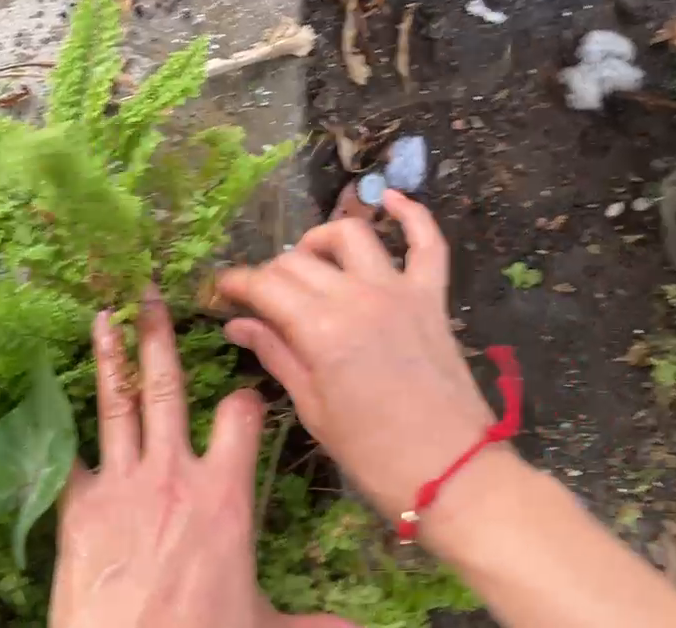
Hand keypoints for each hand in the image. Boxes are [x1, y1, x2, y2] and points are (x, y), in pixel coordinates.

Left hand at [51, 294, 350, 627]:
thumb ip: (312, 626)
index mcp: (224, 498)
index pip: (241, 420)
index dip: (245, 401)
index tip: (244, 393)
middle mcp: (172, 474)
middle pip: (169, 387)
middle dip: (160, 336)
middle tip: (150, 294)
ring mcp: (121, 484)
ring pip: (118, 402)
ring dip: (111, 356)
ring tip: (104, 316)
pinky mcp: (78, 506)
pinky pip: (72, 455)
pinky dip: (64, 428)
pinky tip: (53, 402)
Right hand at [218, 190, 501, 518]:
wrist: (454, 478)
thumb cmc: (374, 454)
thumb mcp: (314, 409)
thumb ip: (276, 354)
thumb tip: (236, 324)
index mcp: (321, 330)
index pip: (265, 287)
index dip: (236, 284)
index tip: (221, 290)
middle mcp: (357, 297)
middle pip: (298, 261)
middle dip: (270, 273)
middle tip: (261, 297)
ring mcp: (398, 291)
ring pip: (351, 236)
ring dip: (321, 240)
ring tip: (308, 261)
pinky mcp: (432, 297)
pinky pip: (427, 243)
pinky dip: (412, 215)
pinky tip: (393, 198)